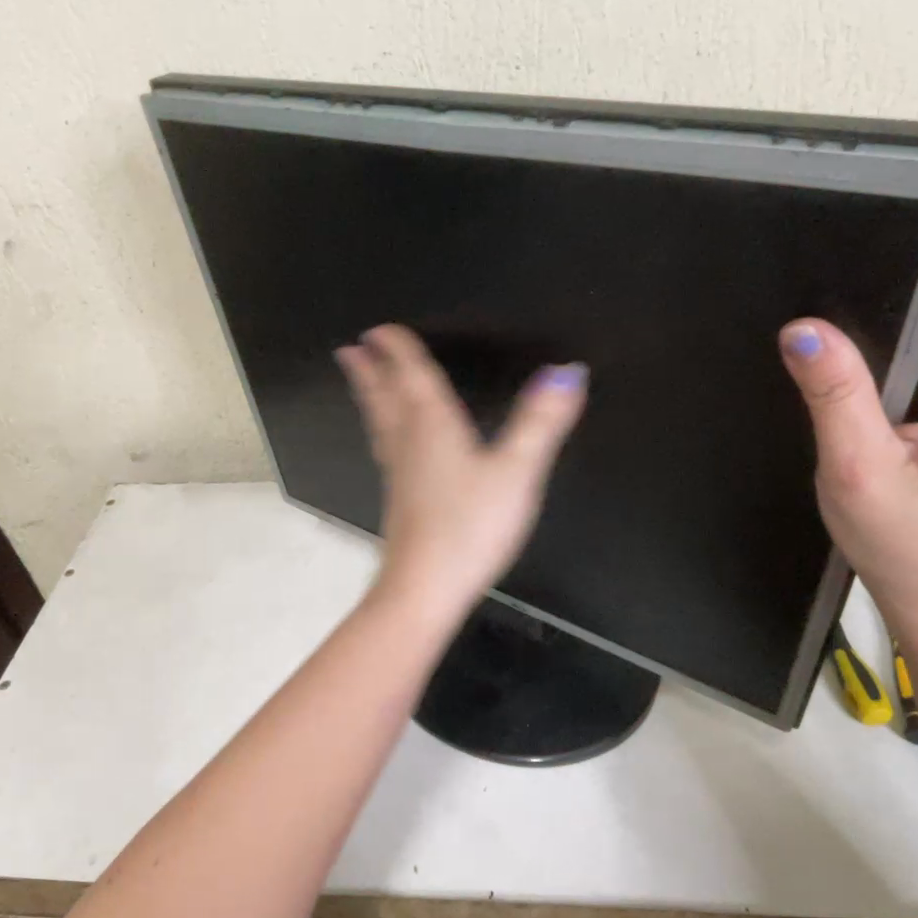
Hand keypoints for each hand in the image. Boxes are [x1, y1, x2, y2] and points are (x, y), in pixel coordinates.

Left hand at [336, 325, 587, 620]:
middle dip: (370, 370)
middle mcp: (409, 443)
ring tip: (358, 379)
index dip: (399, 350)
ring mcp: (399, 474)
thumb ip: (541, 423)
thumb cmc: (470, 527)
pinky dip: (381, 429)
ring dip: (369, 396)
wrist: (424, 588)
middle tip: (350, 348)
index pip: (413, 377)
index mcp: (433, 426)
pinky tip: (389, 443)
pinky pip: (385, 448)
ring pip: (380, 423)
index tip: (379, 329)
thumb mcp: (517, 472)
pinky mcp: (399, 500)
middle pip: (385, 397)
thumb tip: (568, 371)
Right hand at [778, 268, 917, 625]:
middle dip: (912, 307)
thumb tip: (802, 328)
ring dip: (900, 338)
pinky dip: (895, 363)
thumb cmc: (904, 541)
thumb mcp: (860, 467)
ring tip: (844, 355)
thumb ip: (836, 393)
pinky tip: (855, 382)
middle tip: (846, 328)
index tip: (877, 301)